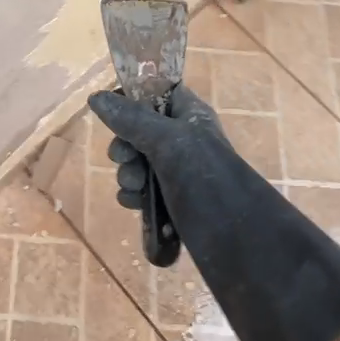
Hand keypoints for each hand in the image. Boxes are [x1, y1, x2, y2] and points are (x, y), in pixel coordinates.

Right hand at [90, 81, 339, 340]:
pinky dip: (136, 199)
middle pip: (138, 129)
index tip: (112, 114)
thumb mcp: (168, 144)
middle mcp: (184, 140)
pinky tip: (136, 208)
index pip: (155, 91)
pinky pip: (145, 193)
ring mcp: (180, 174)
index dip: (131, 98)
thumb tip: (95, 98)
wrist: (243, 249)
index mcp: (190, 115)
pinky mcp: (175, 205)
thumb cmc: (208, 184)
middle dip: (125, 146)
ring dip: (129, 175)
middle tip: (124, 160)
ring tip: (134, 191)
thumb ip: (131, 120)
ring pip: (139, 164)